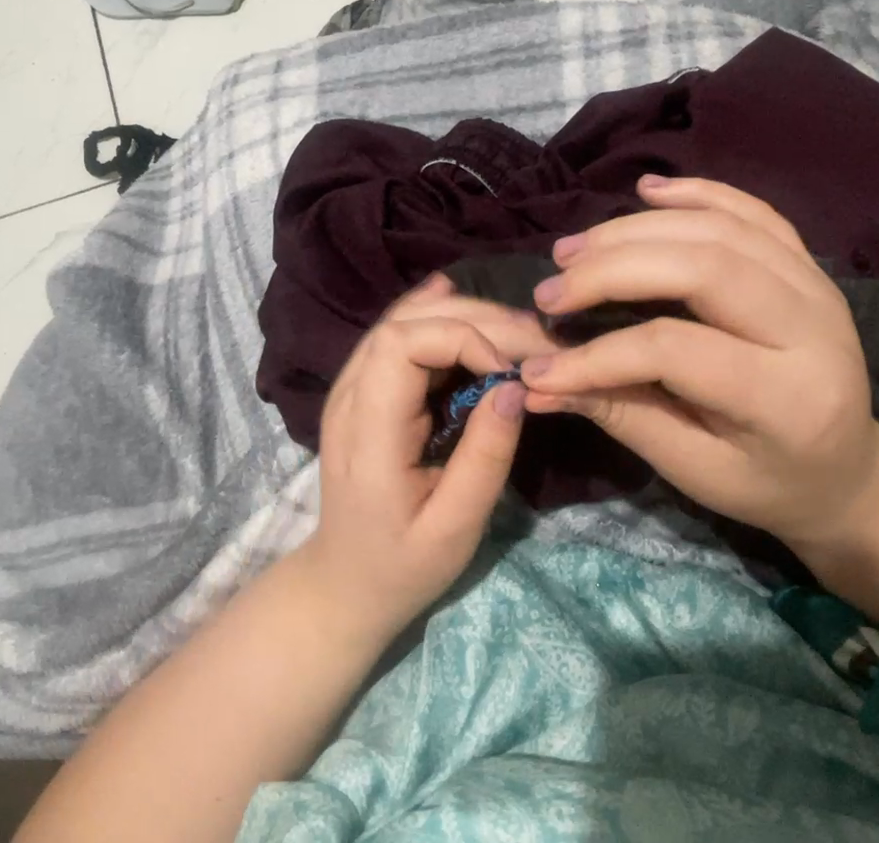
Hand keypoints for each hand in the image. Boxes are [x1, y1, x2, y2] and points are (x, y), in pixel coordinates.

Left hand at [298, 276, 531, 635]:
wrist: (346, 581)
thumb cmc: (402, 564)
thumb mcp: (455, 526)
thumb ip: (485, 457)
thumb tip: (514, 388)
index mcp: (368, 433)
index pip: (400, 346)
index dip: (460, 338)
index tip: (508, 372)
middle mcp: (349, 399)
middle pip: (402, 325)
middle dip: (472, 320)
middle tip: (532, 339)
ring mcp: (349, 392)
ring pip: (399, 324)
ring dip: (460, 316)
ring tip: (515, 328)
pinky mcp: (362, 394)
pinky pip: (395, 341)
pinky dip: (431, 318)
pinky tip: (456, 297)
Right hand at [519, 175, 878, 546]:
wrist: (847, 469)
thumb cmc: (765, 481)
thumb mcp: (692, 468)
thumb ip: (620, 415)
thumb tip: (537, 383)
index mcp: (786, 396)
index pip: (675, 351)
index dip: (597, 356)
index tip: (537, 366)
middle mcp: (813, 326)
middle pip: (702, 267)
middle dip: (611, 270)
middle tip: (549, 291)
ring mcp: (817, 285)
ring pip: (719, 229)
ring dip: (634, 230)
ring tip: (571, 251)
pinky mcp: (809, 264)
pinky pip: (753, 211)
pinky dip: (697, 193)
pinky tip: (647, 189)